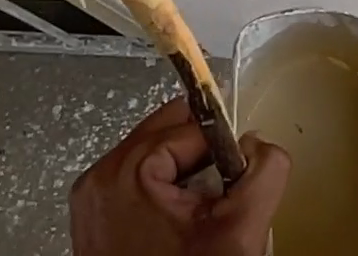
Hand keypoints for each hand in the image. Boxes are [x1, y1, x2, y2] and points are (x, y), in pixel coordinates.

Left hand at [71, 96, 290, 255]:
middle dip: (203, 159)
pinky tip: (175, 230)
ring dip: (187, 175)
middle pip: (174, 129)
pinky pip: (142, 177)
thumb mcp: (241, 230)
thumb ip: (265, 168)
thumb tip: (253, 141)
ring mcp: (92, 196)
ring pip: (161, 152)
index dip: (223, 156)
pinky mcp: (94, 215)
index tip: (225, 194)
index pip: (198, 127)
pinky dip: (167, 191)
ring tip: (193, 222)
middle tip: (211, 205)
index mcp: (127, 169)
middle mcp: (100, 175)